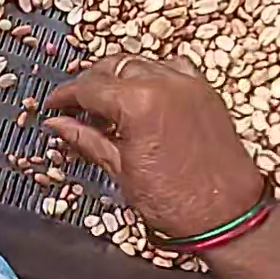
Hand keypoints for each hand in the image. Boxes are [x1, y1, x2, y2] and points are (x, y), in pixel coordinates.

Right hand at [42, 55, 261, 238]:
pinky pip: (170, 67)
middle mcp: (164, 84)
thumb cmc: (174, 201)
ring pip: (139, 62)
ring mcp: (188, 84)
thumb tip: (57, 124)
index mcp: (138, 103)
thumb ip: (85, 138)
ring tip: (104, 103)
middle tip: (73, 106)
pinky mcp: (205, 92)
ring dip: (117, 77)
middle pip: (111, 67)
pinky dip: (150, 75)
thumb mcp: (119, 168)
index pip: (88, 87)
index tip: (53, 105)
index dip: (64, 96)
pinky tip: (140, 96)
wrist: (227, 216)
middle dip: (88, 84)